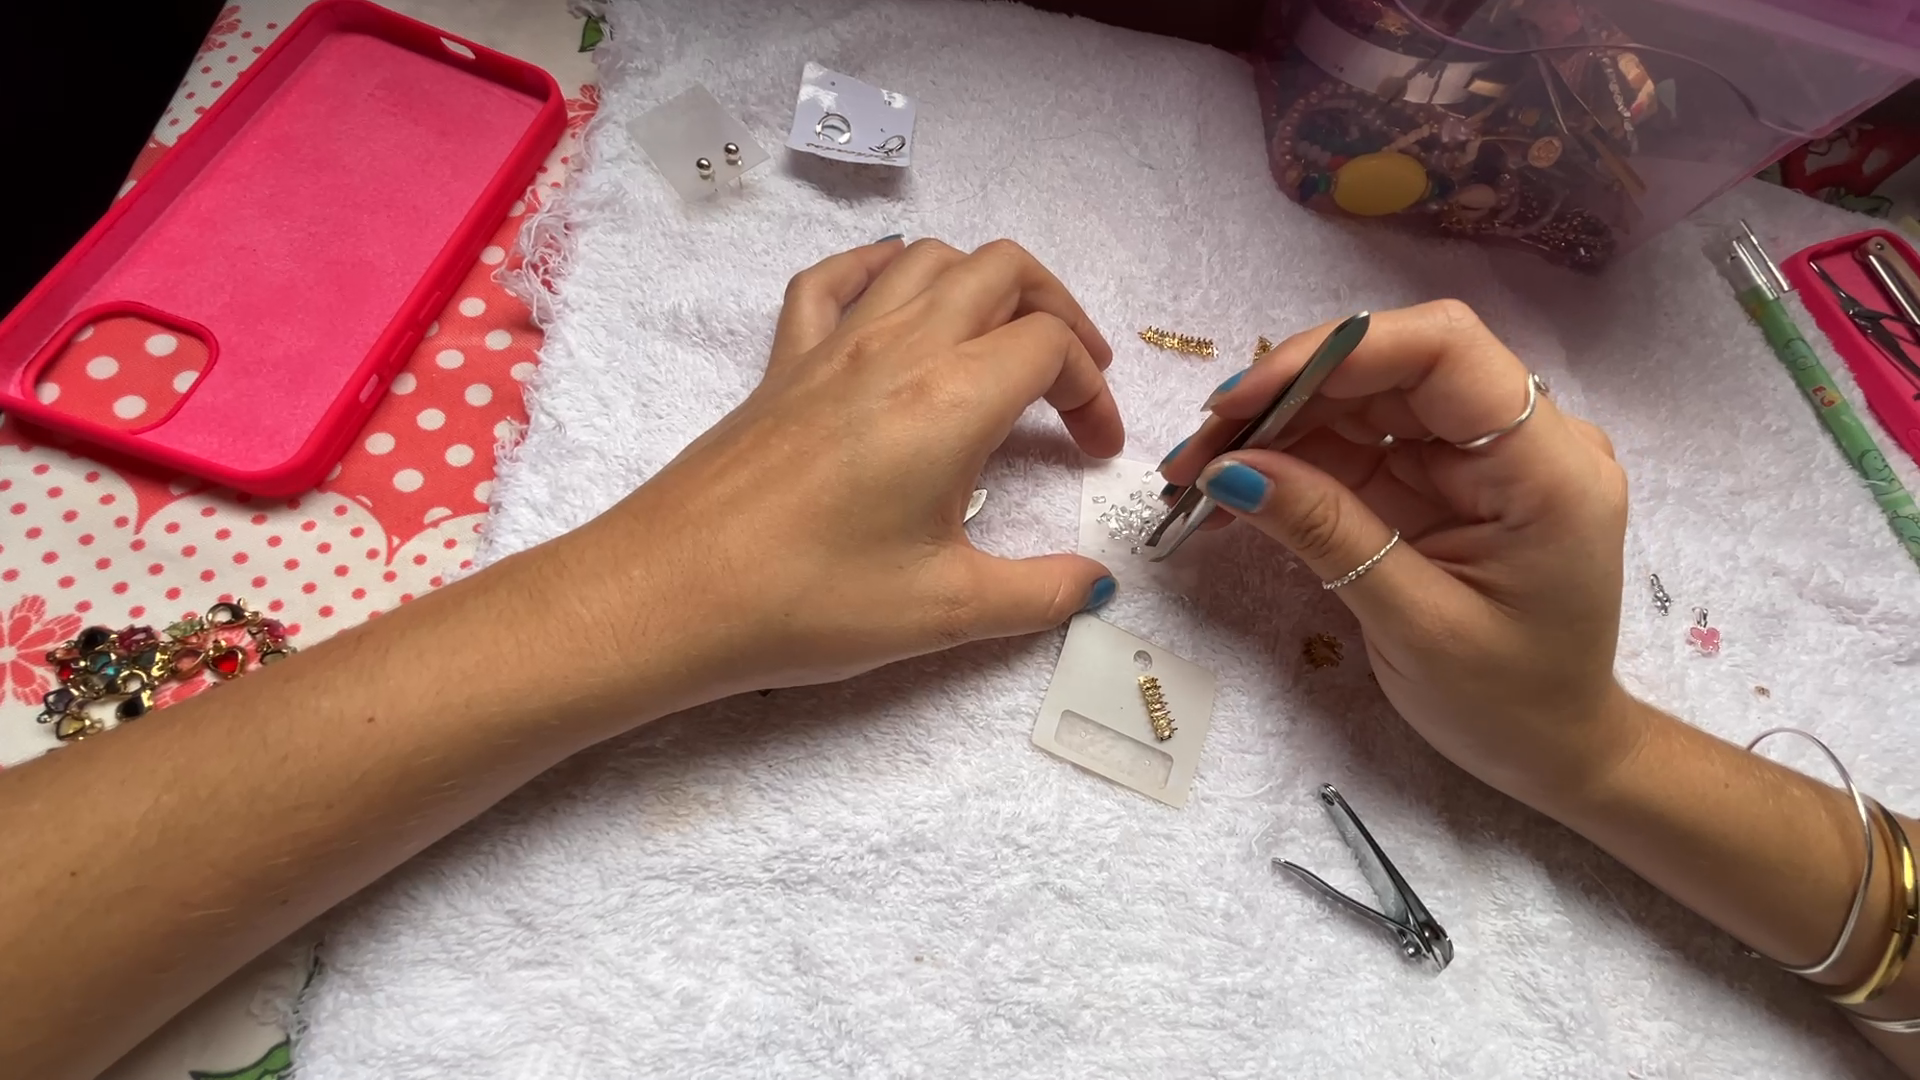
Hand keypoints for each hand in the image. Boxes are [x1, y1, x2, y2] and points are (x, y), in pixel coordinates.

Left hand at [554, 237, 1122, 703]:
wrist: (670, 594)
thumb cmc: (812, 601)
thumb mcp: (946, 611)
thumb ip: (1040, 594)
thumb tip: (1096, 584)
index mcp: (949, 399)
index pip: (1051, 347)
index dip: (1093, 392)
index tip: (1096, 451)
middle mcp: (897, 347)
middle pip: (1003, 271)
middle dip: (1059, 312)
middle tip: (1074, 377)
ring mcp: (831, 343)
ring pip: (927, 260)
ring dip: (984, 285)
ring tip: (1003, 344)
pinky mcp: (783, 360)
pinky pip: (837, 280)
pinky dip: (883, 274)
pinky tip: (898, 308)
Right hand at [1160, 301, 1637, 805]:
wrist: (1545, 744)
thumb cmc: (1504, 699)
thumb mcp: (1411, 621)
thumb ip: (1325, 533)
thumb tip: (1228, 469)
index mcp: (1543, 465)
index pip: (1441, 350)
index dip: (1332, 354)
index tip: (1240, 401)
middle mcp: (1508, 438)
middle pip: (1380, 373)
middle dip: (1276, 403)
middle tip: (1191, 456)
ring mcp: (1462, 456)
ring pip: (1350, 406)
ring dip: (1265, 434)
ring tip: (1193, 480)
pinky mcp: (1424, 479)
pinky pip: (1343, 449)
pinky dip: (1280, 466)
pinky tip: (1230, 494)